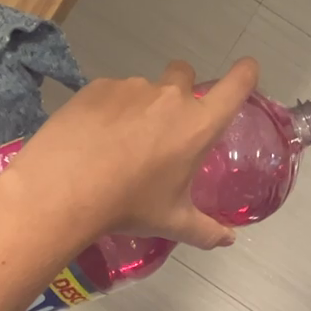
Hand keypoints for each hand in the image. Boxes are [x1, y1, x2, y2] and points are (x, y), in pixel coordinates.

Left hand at [0, 59, 256, 249]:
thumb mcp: (172, 223)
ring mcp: (131, 87)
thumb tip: (228, 240)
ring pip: (145, 88)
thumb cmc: (129, 205)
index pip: (235, 86)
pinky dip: (111, 110)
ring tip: (121, 143)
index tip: (248, 71)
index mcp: (197, 125)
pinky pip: (113, 93)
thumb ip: (206, 231)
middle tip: (167, 126)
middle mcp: (169, 97)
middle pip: (185, 74)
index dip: (246, 74)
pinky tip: (95, 138)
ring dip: (143, 106)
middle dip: (183, 90)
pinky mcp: (97, 88)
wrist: (63, 189)